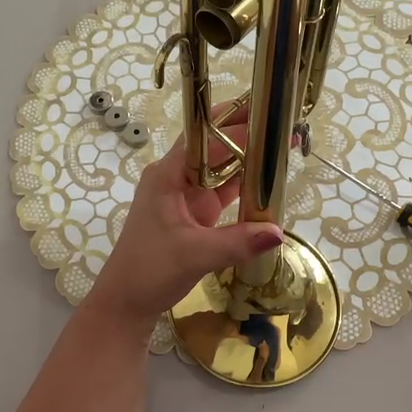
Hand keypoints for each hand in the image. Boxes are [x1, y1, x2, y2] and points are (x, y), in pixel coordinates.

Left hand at [87, 104, 284, 328]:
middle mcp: (176, 178)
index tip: (264, 109)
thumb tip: (279, 232)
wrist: (125, 303)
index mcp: (167, 175)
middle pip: (215, 147)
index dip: (233, 121)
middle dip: (248, 135)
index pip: (203, 135)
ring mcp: (186, 196)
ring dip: (250, 159)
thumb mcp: (193, 256)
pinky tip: (270, 181)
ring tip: (285, 145)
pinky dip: (246, 186)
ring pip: (222, 168)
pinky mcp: (195, 214)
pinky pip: (223, 191)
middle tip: (286, 125)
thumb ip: (236, 242)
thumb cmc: (147, 271)